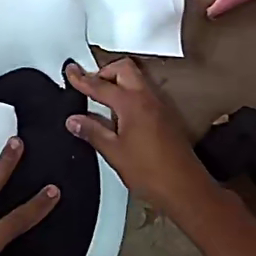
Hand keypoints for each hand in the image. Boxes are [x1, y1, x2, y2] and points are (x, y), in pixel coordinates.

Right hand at [64, 59, 219, 215]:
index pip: (100, 84)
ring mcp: (159, 105)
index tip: (71, 72)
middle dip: (103, 72)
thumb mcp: (113, 152)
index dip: (82, 79)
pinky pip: (145, 93)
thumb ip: (92, 131)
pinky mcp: (166, 115)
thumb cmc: (152, 172)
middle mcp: (147, 98)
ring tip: (102, 98)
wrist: (184, 186)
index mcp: (131, 103)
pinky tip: (120, 114)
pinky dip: (130, 94)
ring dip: (118, 81)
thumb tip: (75, 121)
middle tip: (88, 85)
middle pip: (123, 68)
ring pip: (136, 78)